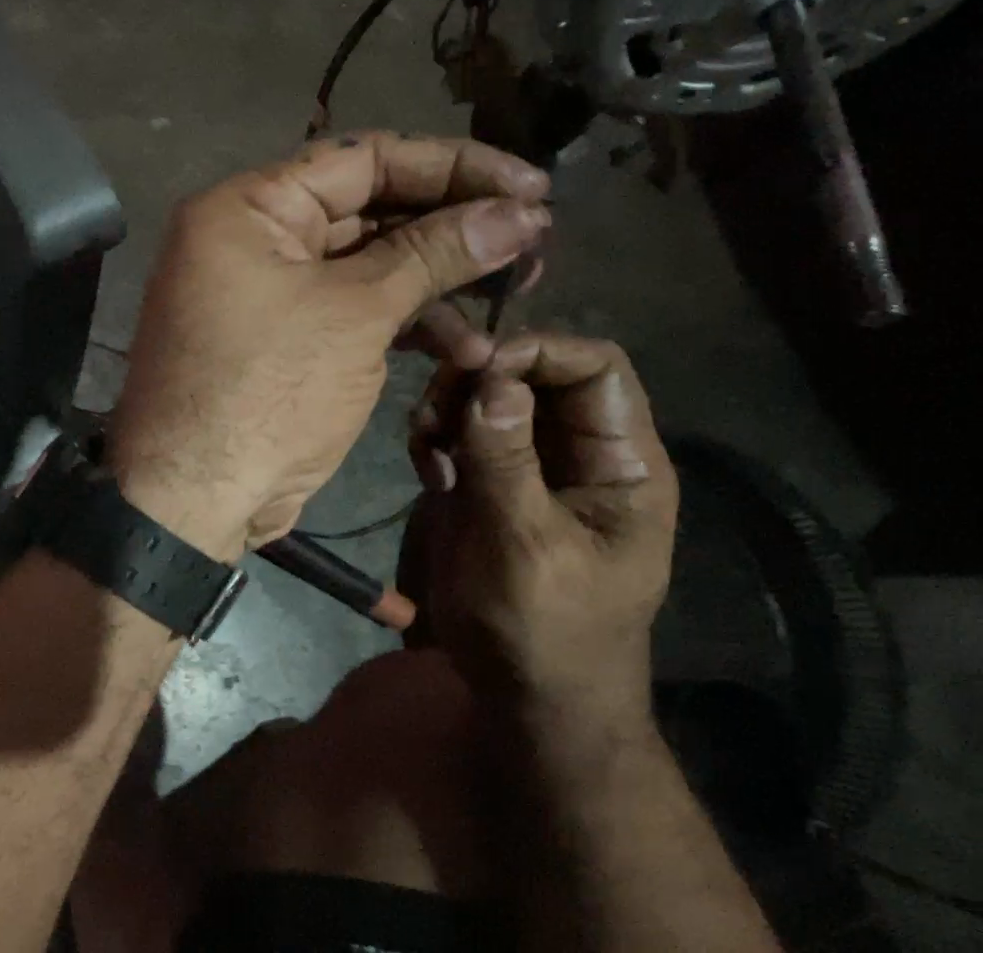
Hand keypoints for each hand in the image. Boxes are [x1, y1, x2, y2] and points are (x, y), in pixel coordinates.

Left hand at [108, 133, 549, 561]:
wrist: (192, 497)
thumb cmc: (266, 391)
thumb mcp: (354, 314)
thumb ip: (435, 253)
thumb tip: (519, 213)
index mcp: (245, 209)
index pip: (362, 159)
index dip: (453, 165)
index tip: (533, 185)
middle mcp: (246, 240)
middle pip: (366, 210)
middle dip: (452, 227)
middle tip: (535, 242)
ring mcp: (260, 295)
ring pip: (363, 267)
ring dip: (437, 283)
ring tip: (517, 294)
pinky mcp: (277, 343)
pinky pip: (346, 313)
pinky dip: (402, 324)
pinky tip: (466, 348)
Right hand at [400, 334, 677, 720]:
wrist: (528, 695)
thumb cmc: (547, 630)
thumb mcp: (527, 545)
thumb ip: (506, 461)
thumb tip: (491, 379)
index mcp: (620, 461)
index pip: (594, 368)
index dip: (537, 352)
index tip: (473, 367)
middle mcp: (576, 453)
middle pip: (531, 375)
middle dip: (477, 380)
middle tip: (433, 409)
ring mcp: (528, 470)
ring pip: (487, 401)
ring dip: (448, 409)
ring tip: (425, 449)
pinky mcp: (486, 488)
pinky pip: (459, 437)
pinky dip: (435, 440)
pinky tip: (425, 471)